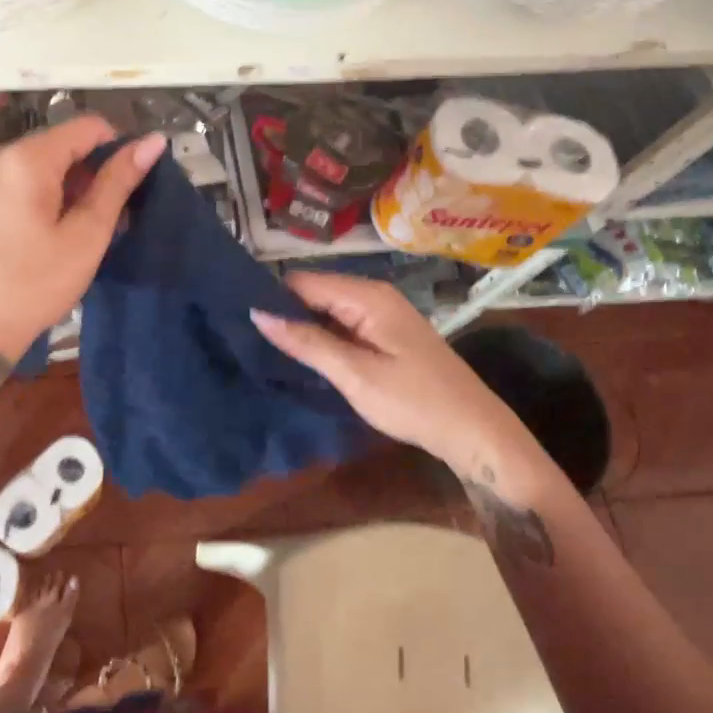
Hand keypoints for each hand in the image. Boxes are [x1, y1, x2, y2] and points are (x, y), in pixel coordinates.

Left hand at [0, 116, 166, 362]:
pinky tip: (56, 227)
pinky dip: (47, 192)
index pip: (87, 126)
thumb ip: (118, 182)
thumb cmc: (36, 285)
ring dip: (71, 183)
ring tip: (85, 227)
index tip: (131, 184)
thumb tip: (153, 142)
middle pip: (63, 142)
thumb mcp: (87, 235)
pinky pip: (22, 177)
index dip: (118, 147)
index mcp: (25, 159)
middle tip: (112, 214)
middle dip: (92, 169)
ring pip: (44, 161)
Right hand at [250, 272, 519, 452]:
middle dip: (284, 313)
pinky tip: (304, 359)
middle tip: (248, 341)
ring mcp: (382, 314)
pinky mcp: (385, 334)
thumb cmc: (414, 402)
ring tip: (267, 351)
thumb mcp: (355, 375)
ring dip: (302, 328)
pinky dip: (323, 339)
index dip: (271, 298)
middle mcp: (374, 295)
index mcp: (367, 296)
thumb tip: (257, 314)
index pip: (302, 282)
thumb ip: (306, 342)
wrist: (473, 430)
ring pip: (326, 310)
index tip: (239, 320)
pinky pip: (342, 325)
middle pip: (313, 293)